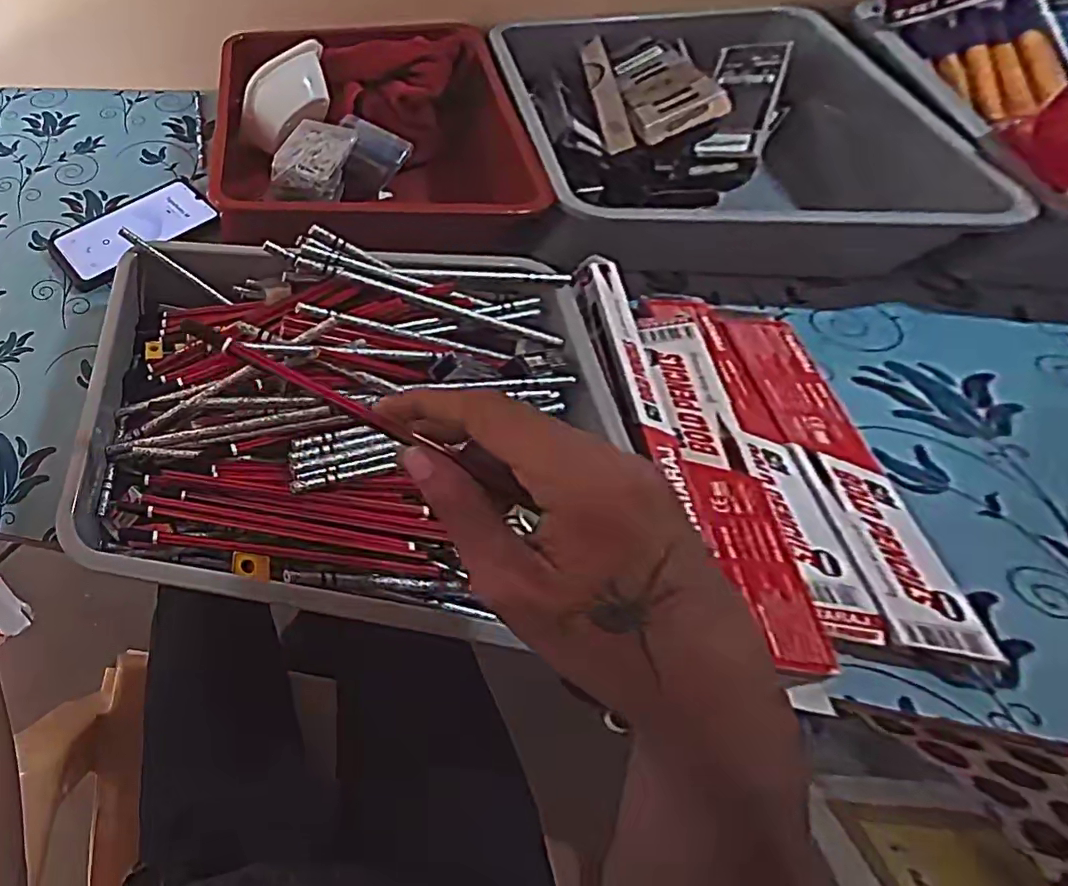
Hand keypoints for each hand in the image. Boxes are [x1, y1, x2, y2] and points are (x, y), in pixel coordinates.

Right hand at [373, 390, 786, 741]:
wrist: (709, 691)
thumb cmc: (612, 648)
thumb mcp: (513, 585)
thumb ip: (460, 511)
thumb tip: (417, 458)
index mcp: (584, 481)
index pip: (488, 413)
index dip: (427, 404)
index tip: (387, 410)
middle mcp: (613, 462)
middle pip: (511, 417)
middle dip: (449, 424)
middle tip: (404, 444)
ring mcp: (630, 473)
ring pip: (532, 435)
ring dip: (479, 448)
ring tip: (442, 480)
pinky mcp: (634, 488)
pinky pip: (557, 456)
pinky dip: (512, 465)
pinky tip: (490, 496)